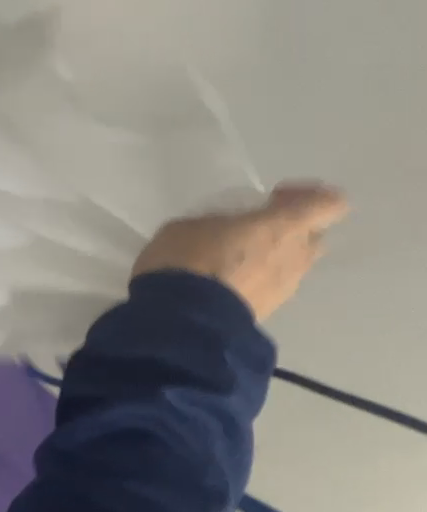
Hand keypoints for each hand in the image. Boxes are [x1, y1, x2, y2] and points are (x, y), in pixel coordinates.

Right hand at [133, 181, 348, 321]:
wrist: (183, 314)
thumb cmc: (184, 259)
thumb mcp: (186, 227)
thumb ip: (218, 223)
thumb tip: (223, 229)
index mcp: (283, 225)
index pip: (328, 202)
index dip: (307, 196)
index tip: (272, 198)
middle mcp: (298, 252)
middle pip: (310, 235)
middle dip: (284, 231)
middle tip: (247, 233)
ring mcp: (288, 283)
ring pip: (292, 262)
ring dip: (269, 258)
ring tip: (230, 262)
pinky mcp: (271, 306)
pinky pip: (271, 284)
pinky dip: (254, 280)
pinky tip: (221, 284)